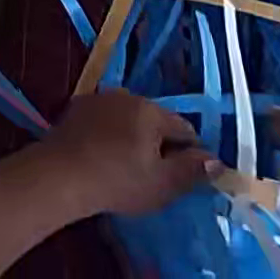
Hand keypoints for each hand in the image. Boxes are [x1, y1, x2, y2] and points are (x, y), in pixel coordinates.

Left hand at [38, 89, 214, 216]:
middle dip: (160, 142)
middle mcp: (125, 95)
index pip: (185, 129)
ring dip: (133, 134)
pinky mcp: (77, 106)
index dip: (190, 154)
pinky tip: (103, 152)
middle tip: (154, 173)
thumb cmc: (119, 179)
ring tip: (127, 164)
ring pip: (129, 116)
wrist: (63, 171)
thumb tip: (215, 160)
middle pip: (156, 119)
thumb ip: (192, 169)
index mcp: (151, 110)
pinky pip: (105, 117)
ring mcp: (99, 97)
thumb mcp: (163, 183)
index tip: (183, 176)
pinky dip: (109, 130)